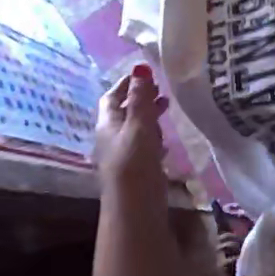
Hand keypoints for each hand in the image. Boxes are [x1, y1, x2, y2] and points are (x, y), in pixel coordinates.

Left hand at [95, 65, 169, 188]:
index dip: (126, 83)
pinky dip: (154, 137)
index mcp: (107, 125)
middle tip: (161, 89)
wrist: (134, 209)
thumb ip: (141, 98)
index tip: (144, 72)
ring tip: (167, 108)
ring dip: (148, 117)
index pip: (112, 97)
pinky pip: (143, 146)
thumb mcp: (139, 125)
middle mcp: (110, 139)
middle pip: (123, 112)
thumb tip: (139, 67)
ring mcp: (122, 156)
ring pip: (134, 129)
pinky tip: (166, 141)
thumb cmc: (135, 162)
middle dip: (140, 98)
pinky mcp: (135, 171)